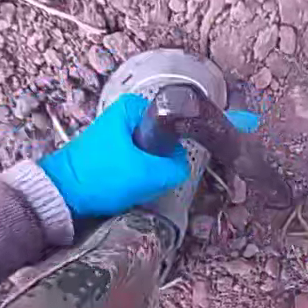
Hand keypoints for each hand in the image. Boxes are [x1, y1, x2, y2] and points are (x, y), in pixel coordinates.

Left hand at [39, 94, 258, 217]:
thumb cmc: (98, 178)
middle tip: (220, 157)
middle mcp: (132, 117)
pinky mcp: (121, 155)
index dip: (217, 119)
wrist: (58, 197)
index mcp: (136, 109)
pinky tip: (165, 181)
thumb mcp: (145, 173)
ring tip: (184, 175)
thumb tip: (181, 165)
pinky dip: (161, 168)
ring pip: (165, 148)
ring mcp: (126, 136)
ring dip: (174, 162)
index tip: (248, 121)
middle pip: (177, 130)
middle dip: (194, 145)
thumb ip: (175, 167)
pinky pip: (152, 159)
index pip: (185, 110)